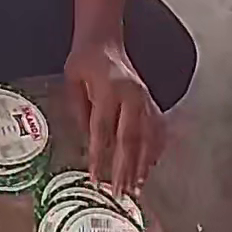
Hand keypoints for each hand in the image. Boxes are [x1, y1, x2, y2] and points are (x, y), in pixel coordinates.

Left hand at [65, 40, 163, 194]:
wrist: (105, 40)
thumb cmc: (84, 62)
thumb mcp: (72, 82)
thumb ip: (80, 112)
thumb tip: (90, 143)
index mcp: (109, 89)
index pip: (103, 130)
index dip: (100, 156)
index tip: (96, 178)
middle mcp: (132, 96)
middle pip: (130, 139)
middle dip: (126, 169)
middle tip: (120, 191)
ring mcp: (146, 99)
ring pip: (148, 138)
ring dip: (143, 165)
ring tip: (137, 187)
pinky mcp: (152, 102)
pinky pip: (158, 130)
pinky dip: (156, 150)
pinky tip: (151, 167)